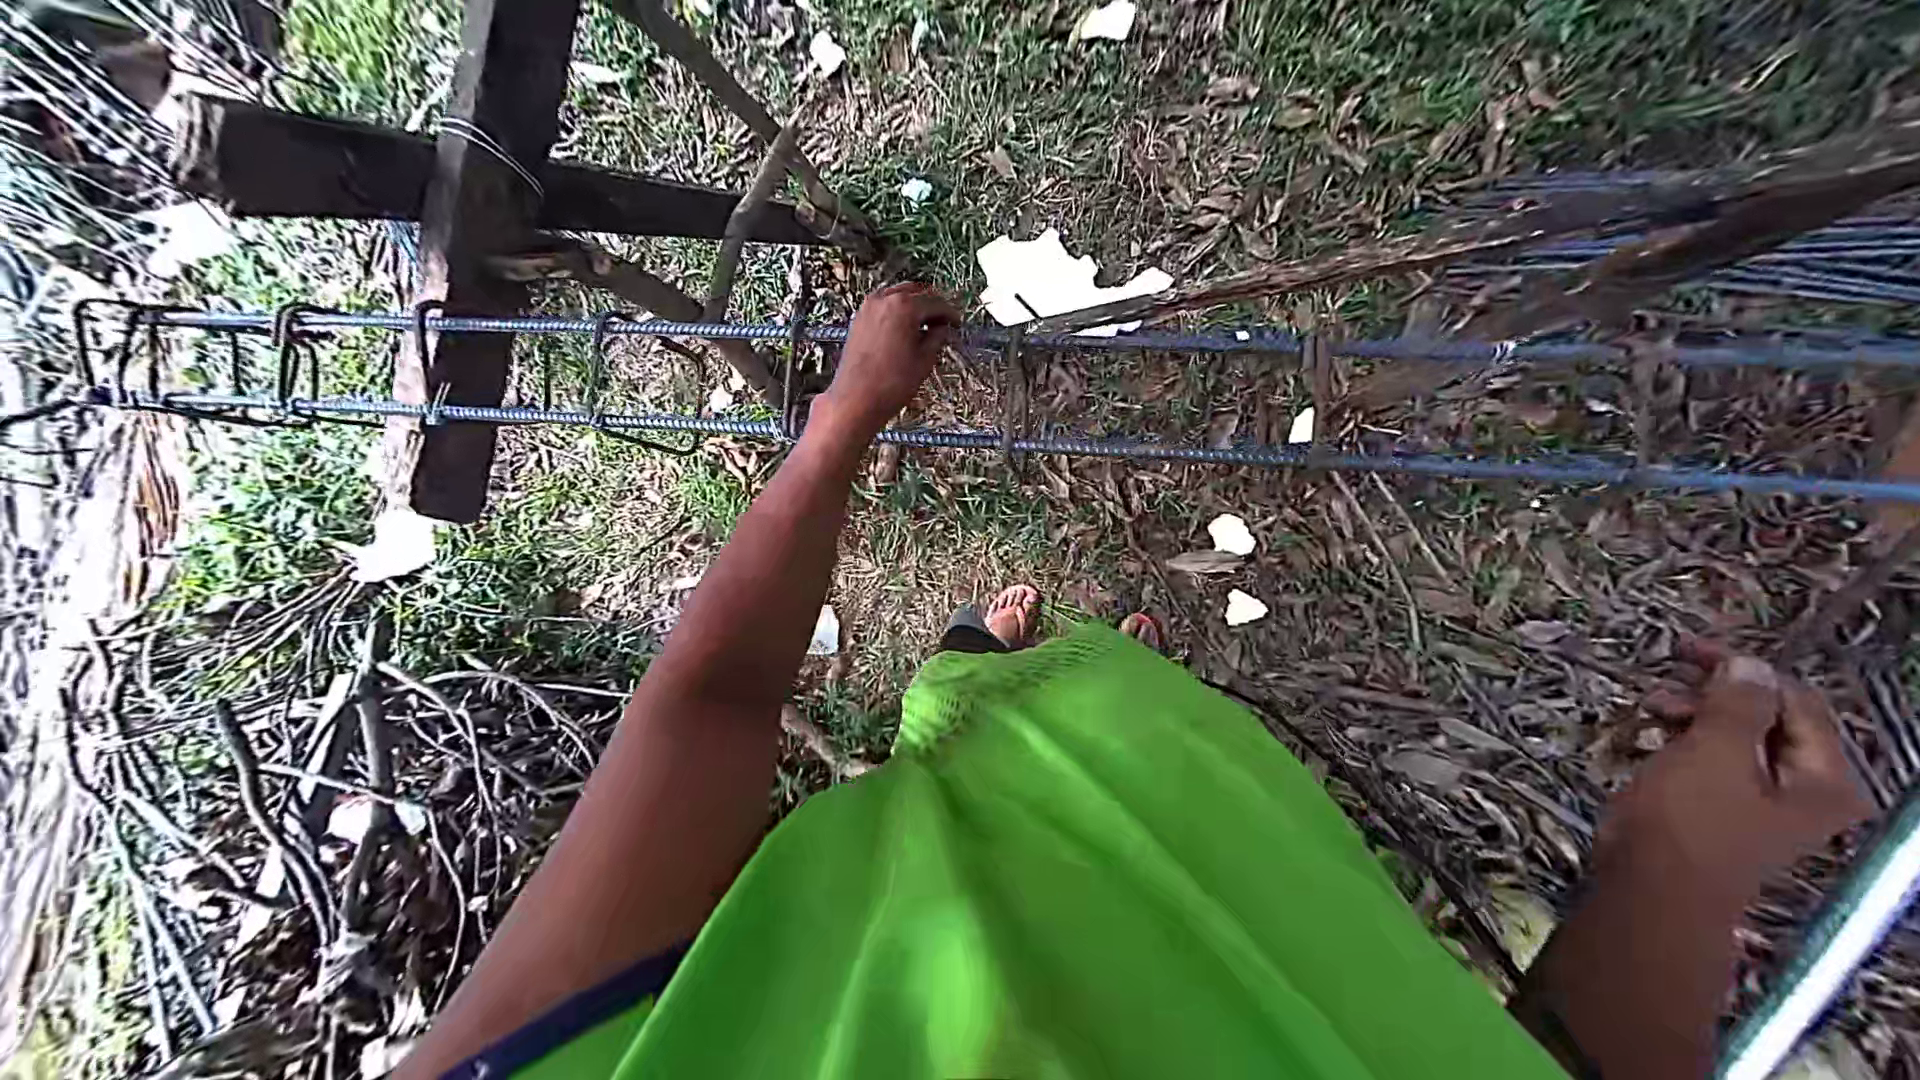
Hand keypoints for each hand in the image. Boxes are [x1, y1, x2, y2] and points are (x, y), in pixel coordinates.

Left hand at [812, 283, 957, 441]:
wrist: (856, 400)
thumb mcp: (924, 361)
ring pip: (897, 295)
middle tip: (942, 320)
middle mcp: (884, 300)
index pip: (935, 302)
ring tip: (924, 324)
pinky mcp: (858, 319)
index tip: (956, 322)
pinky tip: (903, 328)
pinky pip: (882, 306)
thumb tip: (941, 329)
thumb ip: (936, 339)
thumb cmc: (889, 384)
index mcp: (904, 307)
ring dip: (912, 305)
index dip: (949, 313)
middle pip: (915, 292)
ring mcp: (868, 308)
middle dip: (931, 304)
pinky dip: (896, 311)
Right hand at [1605, 643, 1870, 890]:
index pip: (1795, 705)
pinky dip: (1680, 740)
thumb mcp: (1712, 753)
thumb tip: (1748, 665)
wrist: (1653, 880)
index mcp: (1825, 779)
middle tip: (1663, 679)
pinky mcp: (1719, 805)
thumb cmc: (1689, 817)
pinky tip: (1650, 738)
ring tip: (1649, 710)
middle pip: (1765, 720)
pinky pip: (1708, 758)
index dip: (1745, 671)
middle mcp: (1805, 788)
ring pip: (1731, 737)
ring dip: (1690, 715)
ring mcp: (1762, 800)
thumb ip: (1736, 707)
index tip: (1690, 648)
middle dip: (1712, 695)